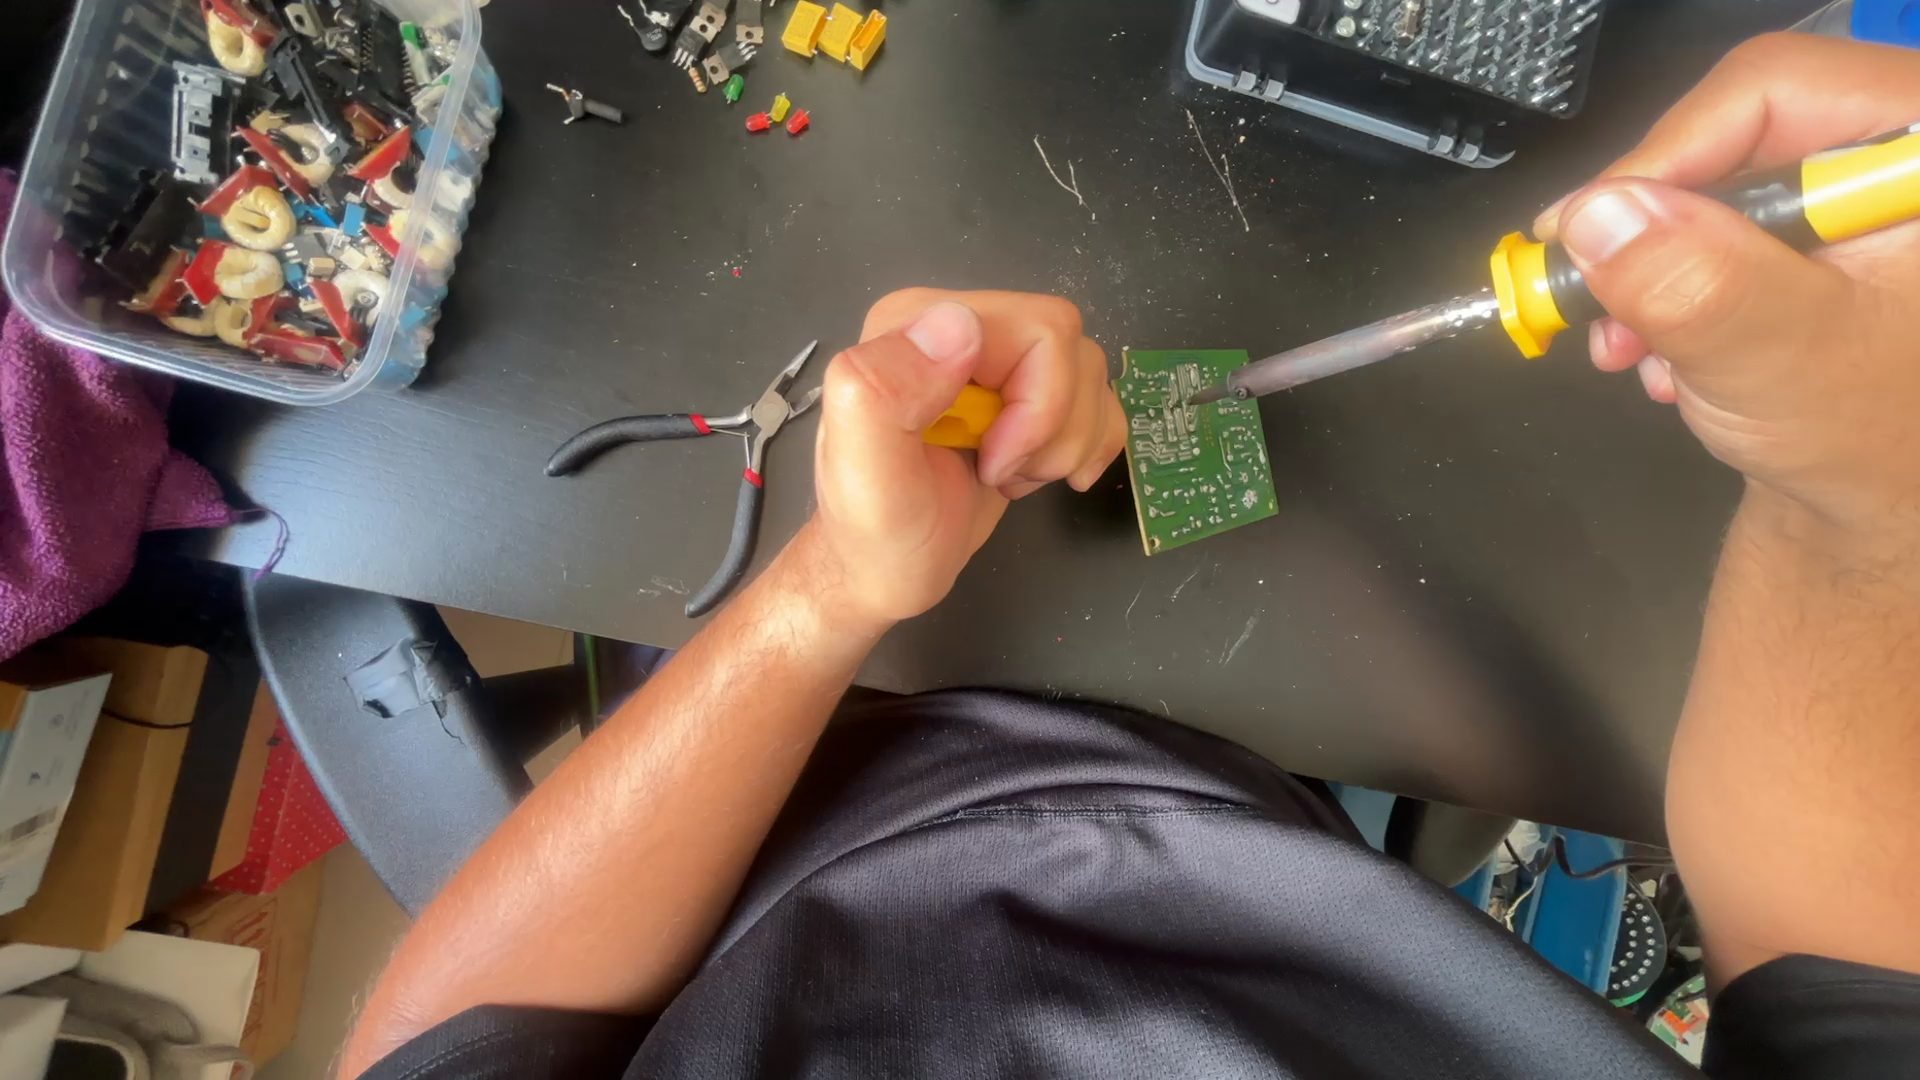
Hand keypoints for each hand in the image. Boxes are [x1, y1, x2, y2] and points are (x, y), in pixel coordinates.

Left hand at [806, 289, 1124, 625]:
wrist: (891, 570)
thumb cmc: (880, 536)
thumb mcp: (865, 475)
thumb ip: (883, 390)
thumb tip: (960, 325)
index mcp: (914, 322)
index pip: (1037, 330)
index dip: (1037, 408)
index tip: (992, 464)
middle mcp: (959, 326)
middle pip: (1070, 348)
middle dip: (1052, 429)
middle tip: (1002, 474)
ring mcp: (997, 360)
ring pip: (1089, 371)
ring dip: (1065, 444)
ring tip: (1012, 478)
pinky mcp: (1025, 393)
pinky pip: (1099, 395)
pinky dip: (1087, 445)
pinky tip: (1043, 475)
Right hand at [1535, 34, 1919, 537]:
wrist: (1886, 486)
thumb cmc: (1865, 429)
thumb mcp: (1776, 358)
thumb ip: (1694, 284)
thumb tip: (1586, 216)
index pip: (1768, 93)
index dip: (1655, 162)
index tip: (1575, 244)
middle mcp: (1892, 152)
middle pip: (1722, 142)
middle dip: (1636, 240)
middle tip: (1598, 317)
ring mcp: (1850, 194)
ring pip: (1698, 194)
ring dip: (1637, 278)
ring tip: (1631, 351)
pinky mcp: (1809, 233)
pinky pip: (1701, 232)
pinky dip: (1658, 293)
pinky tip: (1664, 349)